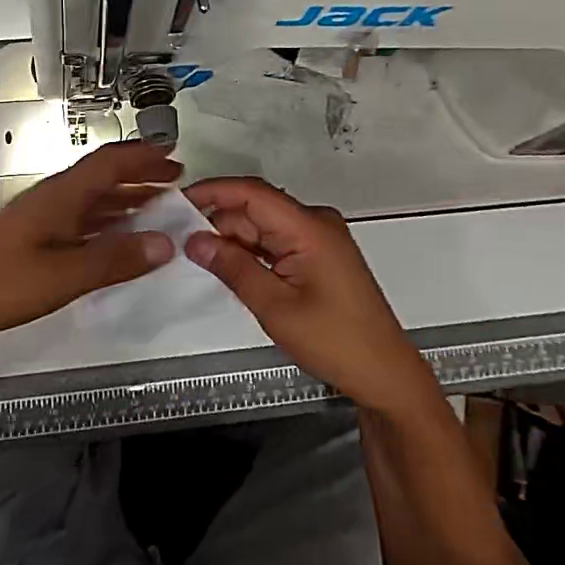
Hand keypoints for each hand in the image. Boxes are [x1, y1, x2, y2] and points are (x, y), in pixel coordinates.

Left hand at [0, 142, 180, 372]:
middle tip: (174, 181)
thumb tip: (163, 243)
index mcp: (60, 196)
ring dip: (125, 199)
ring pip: (92, 199)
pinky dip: (105, 222)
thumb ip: (114, 259)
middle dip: (139, 176)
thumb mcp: (64, 275)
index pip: (108, 163)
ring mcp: (40, 218)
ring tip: (156, 207)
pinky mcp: (32, 238)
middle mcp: (52, 199)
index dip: (142, 156)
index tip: (173, 154)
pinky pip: (79, 220)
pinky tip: (116, 238)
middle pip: (102, 177)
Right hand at [183, 178, 427, 408]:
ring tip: (205, 262)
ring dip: (234, 240)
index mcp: (309, 228)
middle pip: (255, 208)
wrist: (383, 373)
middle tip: (186, 245)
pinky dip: (252, 252)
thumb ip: (232, 267)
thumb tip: (197, 241)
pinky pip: (276, 240)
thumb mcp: (274, 305)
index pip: (252, 192)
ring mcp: (319, 239)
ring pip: (263, 226)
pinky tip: (233, 269)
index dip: (213, 191)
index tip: (180, 201)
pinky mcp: (318, 254)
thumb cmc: (337, 342)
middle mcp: (316, 224)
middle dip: (219, 223)